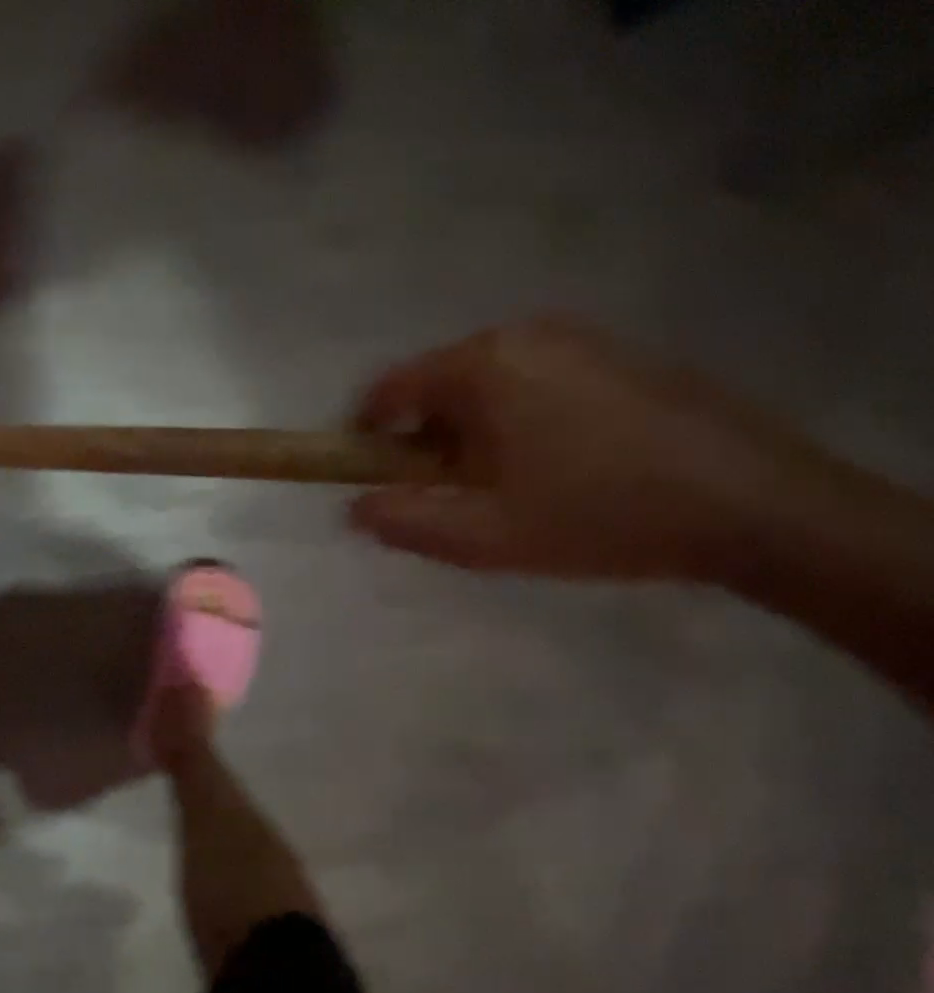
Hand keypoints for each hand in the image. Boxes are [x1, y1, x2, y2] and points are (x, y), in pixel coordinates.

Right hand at [349, 315, 835, 579]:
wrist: (759, 506)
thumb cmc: (601, 516)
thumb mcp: (483, 537)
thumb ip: (403, 520)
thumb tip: (354, 508)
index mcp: (481, 366)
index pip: (387, 389)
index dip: (363, 433)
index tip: (370, 477)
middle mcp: (523, 335)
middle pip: (438, 384)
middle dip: (426, 438)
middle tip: (449, 494)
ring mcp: (580, 339)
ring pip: (489, 383)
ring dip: (475, 431)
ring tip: (509, 487)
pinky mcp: (622, 354)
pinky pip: (538, 380)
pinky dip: (522, 418)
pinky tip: (561, 466)